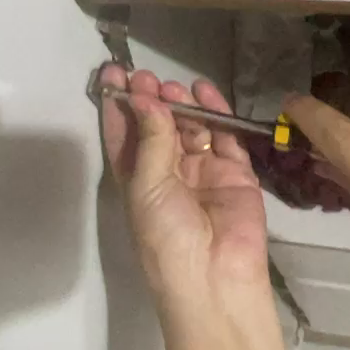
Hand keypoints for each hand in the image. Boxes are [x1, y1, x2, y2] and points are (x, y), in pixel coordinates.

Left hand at [99, 65, 270, 318]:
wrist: (215, 276)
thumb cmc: (167, 236)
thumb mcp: (147, 187)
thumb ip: (150, 139)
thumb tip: (145, 98)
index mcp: (138, 181)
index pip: (124, 136)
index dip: (118, 106)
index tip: (113, 73)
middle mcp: (169, 174)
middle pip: (159, 127)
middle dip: (151, 101)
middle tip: (147, 77)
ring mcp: (204, 172)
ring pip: (192, 128)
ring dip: (181, 105)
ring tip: (174, 88)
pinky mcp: (236, 172)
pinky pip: (226, 136)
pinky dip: (217, 114)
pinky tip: (205, 94)